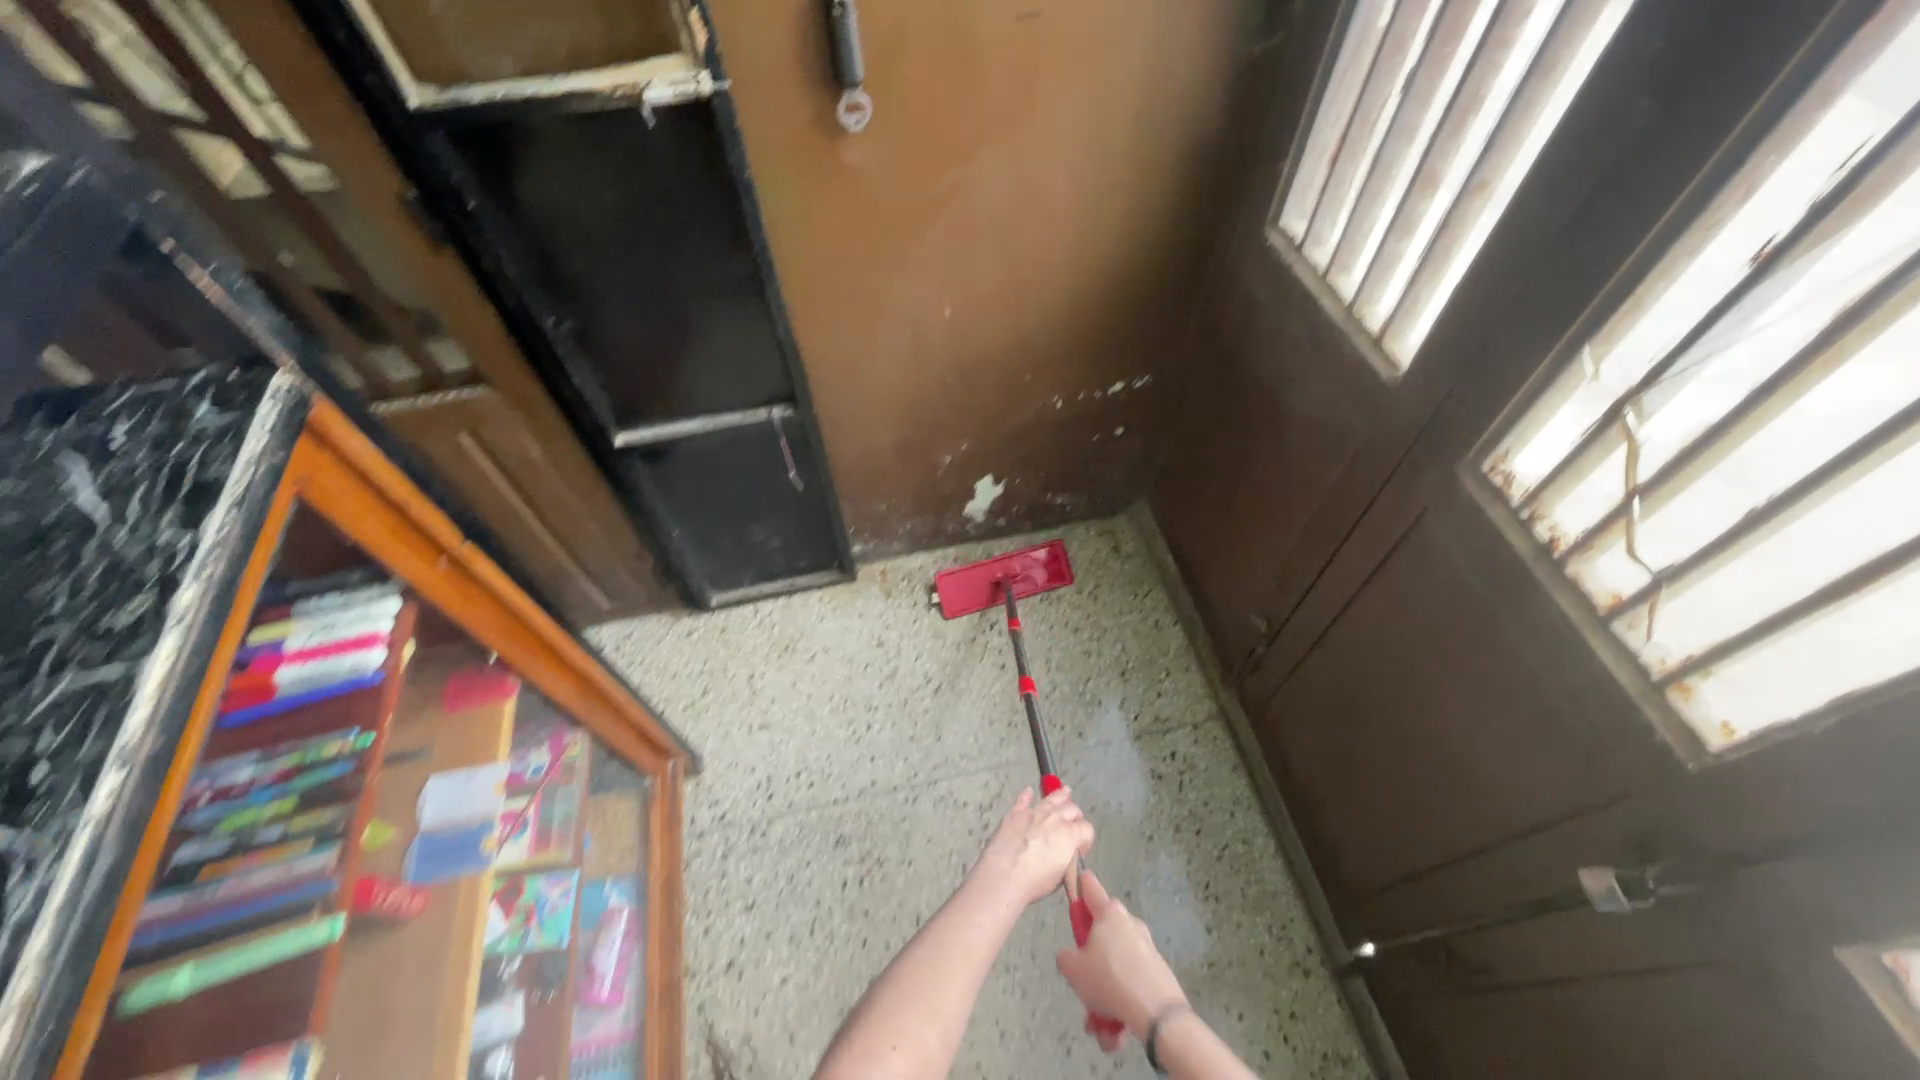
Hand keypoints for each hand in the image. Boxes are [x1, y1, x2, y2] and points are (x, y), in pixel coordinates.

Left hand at [969, 787, 1095, 906]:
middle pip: (1073, 809)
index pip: (1087, 829)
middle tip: (1072, 825)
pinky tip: (1028, 791)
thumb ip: (1067, 861)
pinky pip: (1023, 800)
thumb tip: (1066, 856)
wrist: (1004, 875)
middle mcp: (1055, 818)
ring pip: (1052, 799)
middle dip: (1076, 817)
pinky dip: (1027, 796)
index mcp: (1070, 834)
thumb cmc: (1035, 881)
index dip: (1086, 840)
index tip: (1080, 850)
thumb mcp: (1061, 876)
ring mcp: (1034, 813)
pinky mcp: (1015, 814)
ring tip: (1066, 791)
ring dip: (1061, 795)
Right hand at [1055, 872, 1188, 1045]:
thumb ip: (1066, 957)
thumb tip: (1072, 955)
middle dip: (1091, 958)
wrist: (1156, 1012)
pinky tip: (1115, 1028)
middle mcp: (1130, 924)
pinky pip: (1131, 981)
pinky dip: (1121, 1001)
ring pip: (1116, 964)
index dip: (1081, 883)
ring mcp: (1147, 947)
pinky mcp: (1158, 970)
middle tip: (1083, 982)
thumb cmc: (1108, 979)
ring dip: (1105, 991)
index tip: (1079, 875)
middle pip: (1104, 932)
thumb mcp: (1073, 969)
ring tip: (1098, 1021)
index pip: (1091, 888)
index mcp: (1109, 914)